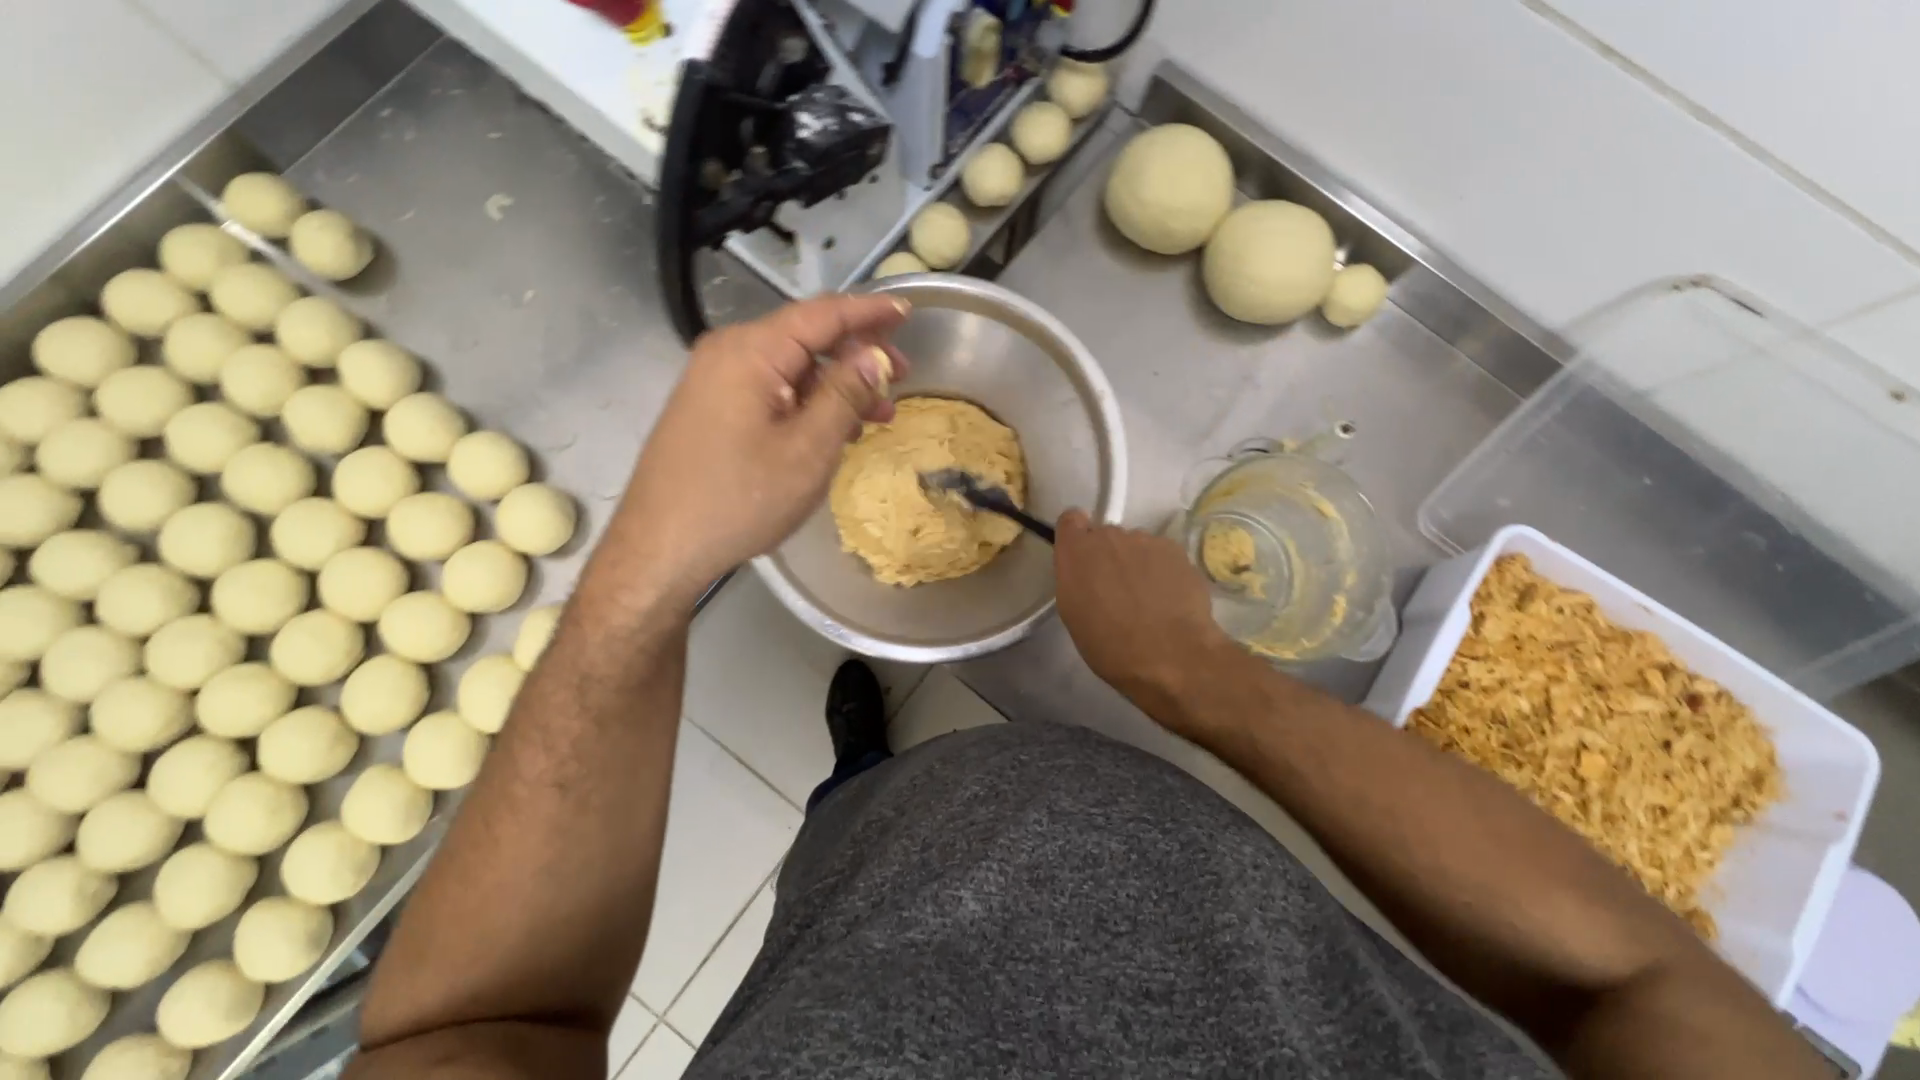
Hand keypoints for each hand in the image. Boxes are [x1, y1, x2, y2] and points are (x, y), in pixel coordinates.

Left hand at [613, 294, 910, 592]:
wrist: (660, 548)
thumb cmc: (739, 499)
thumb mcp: (807, 450)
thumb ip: (845, 395)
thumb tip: (875, 356)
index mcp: (751, 352)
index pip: (823, 314)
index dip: (869, 312)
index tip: (908, 311)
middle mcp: (727, 353)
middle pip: (805, 337)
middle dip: (857, 354)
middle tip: (900, 378)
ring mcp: (713, 381)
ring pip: (789, 368)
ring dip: (835, 385)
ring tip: (876, 415)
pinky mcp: (709, 409)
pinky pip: (769, 390)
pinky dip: (807, 402)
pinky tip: (832, 430)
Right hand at [1053, 510, 1237, 715]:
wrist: (1171, 655)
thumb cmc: (1111, 645)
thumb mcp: (1075, 616)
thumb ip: (1076, 581)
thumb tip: (1088, 572)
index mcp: (1077, 553)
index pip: (1070, 520)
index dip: (1077, 536)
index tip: (1083, 560)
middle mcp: (1109, 536)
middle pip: (1106, 536)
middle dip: (1109, 557)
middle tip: (1118, 591)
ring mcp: (1146, 540)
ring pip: (1136, 546)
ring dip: (1137, 564)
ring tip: (1149, 599)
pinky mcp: (1176, 550)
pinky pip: (1162, 554)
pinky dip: (1163, 571)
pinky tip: (1169, 599)